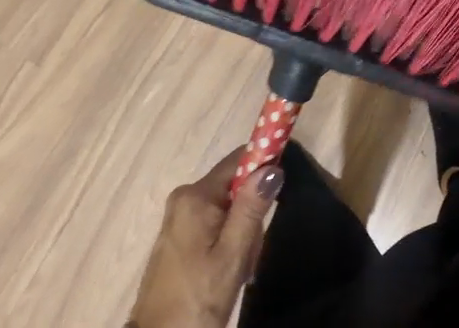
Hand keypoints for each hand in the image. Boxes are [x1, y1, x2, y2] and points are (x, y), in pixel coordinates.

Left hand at [128, 148, 282, 327]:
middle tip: (251, 250)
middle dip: (250, 213)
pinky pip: (214, 223)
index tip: (280, 188)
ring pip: (227, 208)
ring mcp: (179, 217)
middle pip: (234, 186)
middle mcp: (184, 197)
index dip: (262, 166)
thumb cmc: (198, 297)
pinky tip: (227, 269)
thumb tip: (272, 166)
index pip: (238, 160)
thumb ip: (251, 209)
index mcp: (195, 196)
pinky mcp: (178, 236)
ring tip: (240, 267)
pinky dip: (227, 241)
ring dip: (241, 232)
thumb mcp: (232, 254)